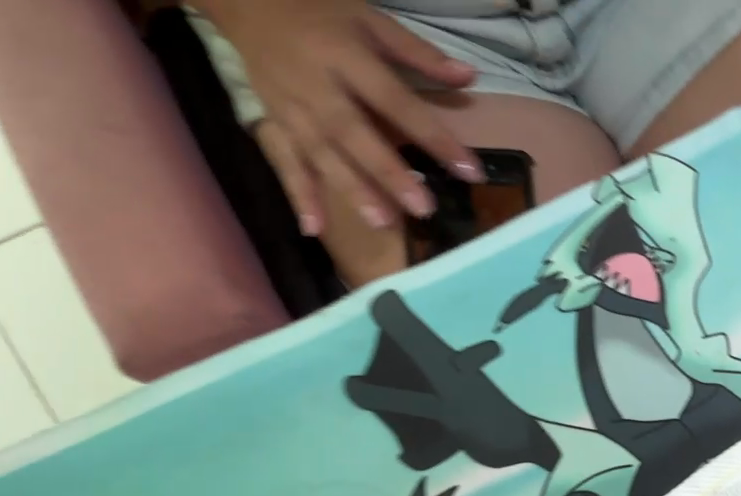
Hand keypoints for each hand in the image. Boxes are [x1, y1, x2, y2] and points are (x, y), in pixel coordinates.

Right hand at [202, 0, 480, 233]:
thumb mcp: (369, 19)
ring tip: (384, 223)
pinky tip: (314, 229)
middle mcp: (314, 85)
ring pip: (320, 152)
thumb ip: (418, 54)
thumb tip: (470, 77)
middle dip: (387, 172)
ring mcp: (288, 105)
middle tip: (423, 208)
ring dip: (351, 190)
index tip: (471, 171)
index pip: (397, 102)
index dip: (433, 137)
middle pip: (353, 133)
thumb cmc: (317, 10)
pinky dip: (298, 194)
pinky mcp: (270, 119)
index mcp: (344, 56)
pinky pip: (283, 159)